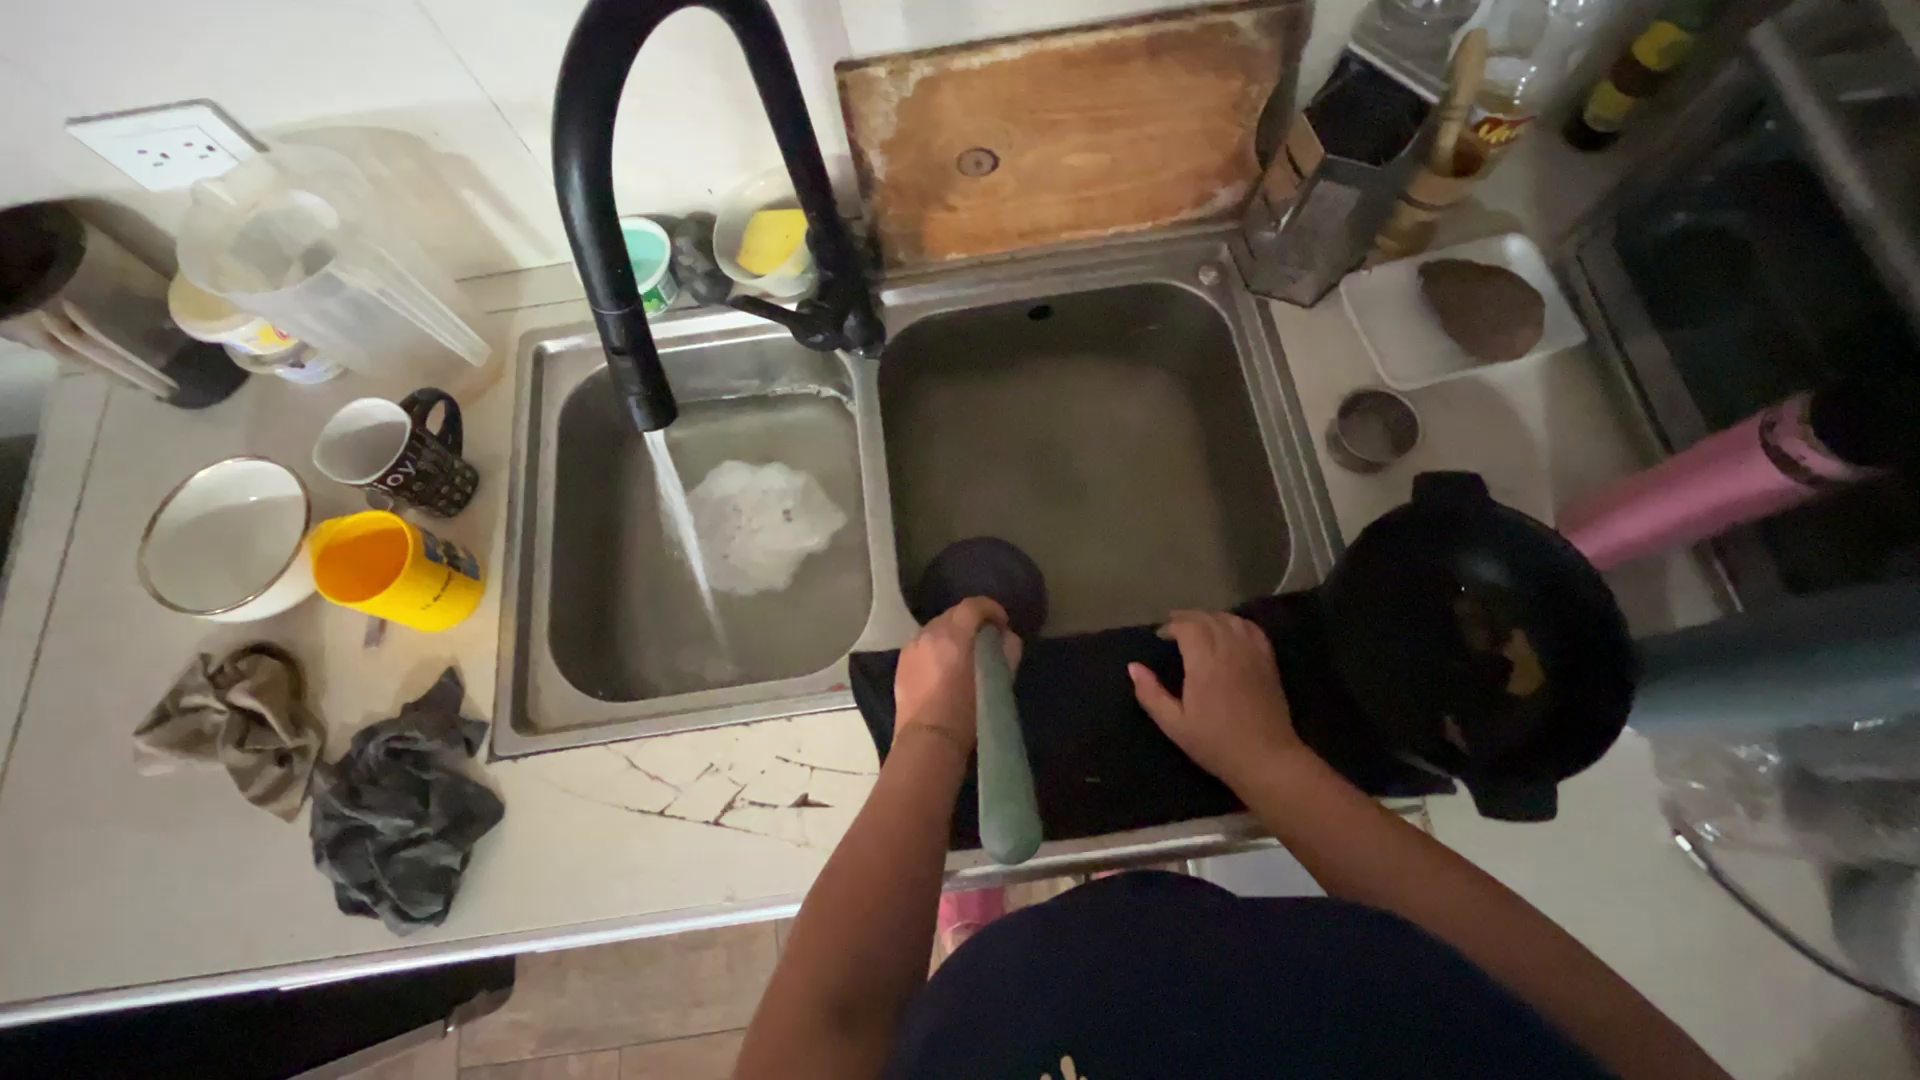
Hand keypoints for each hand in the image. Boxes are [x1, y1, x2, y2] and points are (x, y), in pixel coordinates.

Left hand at [895, 597, 1021, 752]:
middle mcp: (930, 633)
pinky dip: (936, 647)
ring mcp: (912, 646)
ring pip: (937, 628)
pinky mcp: (902, 662)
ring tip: (963, 654)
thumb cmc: (968, 712)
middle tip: (985, 640)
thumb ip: (1007, 652)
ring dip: (953, 634)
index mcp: (954, 635)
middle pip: (954, 614)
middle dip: (972, 622)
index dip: (991, 609)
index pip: (973, 605)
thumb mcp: (997, 682)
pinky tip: (942, 667)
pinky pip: (923, 644)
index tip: (1002, 624)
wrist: (929, 740)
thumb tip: (1006, 637)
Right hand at [1128, 610, 1307, 791]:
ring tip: (1199, 626)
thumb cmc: (1216, 743)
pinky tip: (1230, 631)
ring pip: (1230, 620)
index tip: (1161, 636)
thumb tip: (1133, 667)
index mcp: (1204, 663)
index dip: (1172, 626)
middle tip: (1174, 626)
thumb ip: (1151, 694)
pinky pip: (1253, 630)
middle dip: (1188, 617)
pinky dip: (1237, 623)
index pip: (1187, 627)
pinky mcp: (1268, 662)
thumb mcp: (1174, 725)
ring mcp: (1252, 654)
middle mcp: (1229, 650)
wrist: (1266, 758)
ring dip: (1211, 617)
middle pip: (1208, 619)